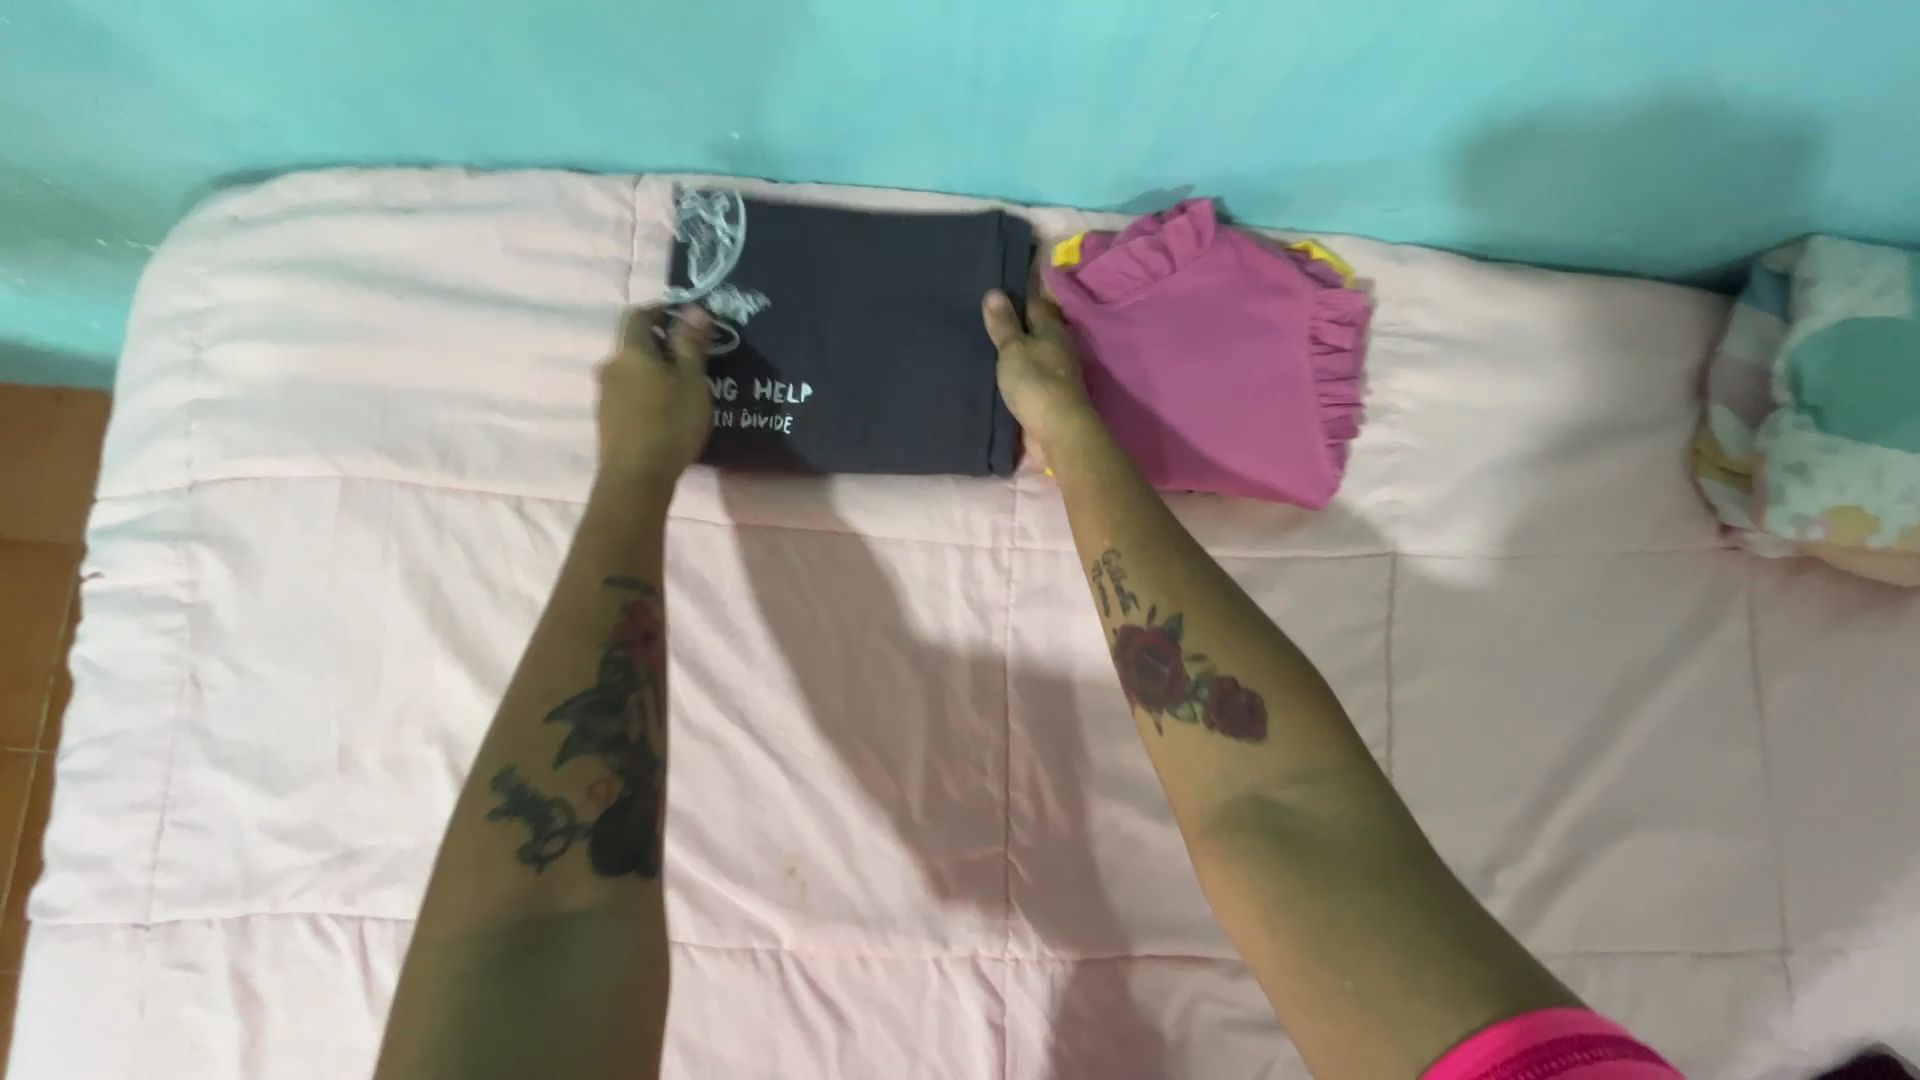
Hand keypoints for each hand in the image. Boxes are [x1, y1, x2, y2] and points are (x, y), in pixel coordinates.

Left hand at [596, 305, 713, 482]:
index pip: (639, 315)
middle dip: (661, 346)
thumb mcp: (691, 380)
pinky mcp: (608, 421)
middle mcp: (610, 367)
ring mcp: (604, 396)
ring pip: (632, 373)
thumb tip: (694, 309)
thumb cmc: (670, 422)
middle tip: (691, 358)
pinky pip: (629, 396)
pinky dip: (647, 394)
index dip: (661, 310)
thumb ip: (691, 343)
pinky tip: (666, 413)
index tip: (685, 317)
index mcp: (630, 351)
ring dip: (654, 373)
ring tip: (682, 389)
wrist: (637, 477)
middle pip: (634, 346)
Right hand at [982, 287, 1095, 447]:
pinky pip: (1028, 378)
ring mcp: (1055, 374)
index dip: (1020, 291)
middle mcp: (1057, 348)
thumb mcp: (1014, 348)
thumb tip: (994, 291)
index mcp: (1052, 329)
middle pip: (1035, 329)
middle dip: (1017, 321)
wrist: (1056, 430)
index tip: (1002, 282)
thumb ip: (1004, 324)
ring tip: (987, 341)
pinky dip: (1015, 373)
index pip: (1035, 301)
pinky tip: (998, 372)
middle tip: (989, 311)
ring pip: (1032, 354)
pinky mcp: (1048, 397)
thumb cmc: (1035, 382)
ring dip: (1016, 350)